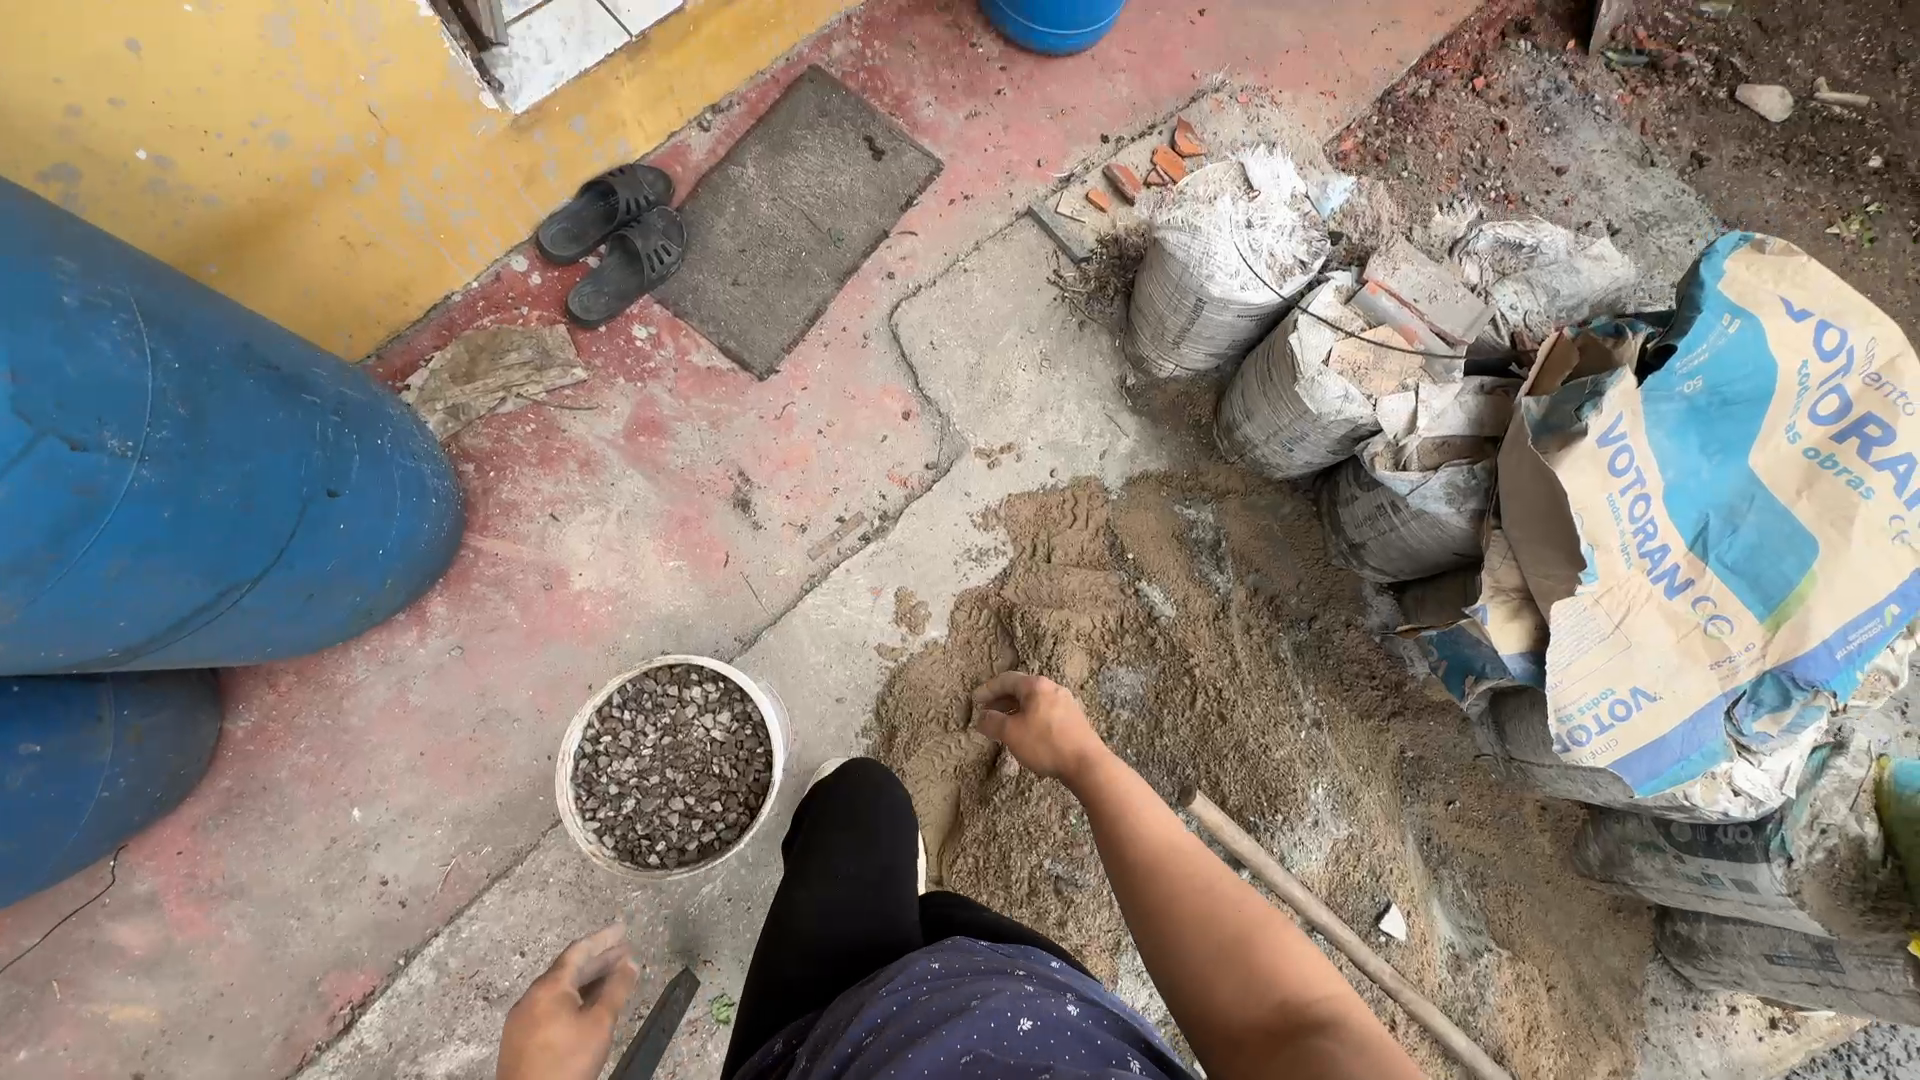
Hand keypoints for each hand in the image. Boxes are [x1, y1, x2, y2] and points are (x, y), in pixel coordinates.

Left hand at [497, 924, 640, 1079]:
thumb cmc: (568, 1062)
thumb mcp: (600, 1023)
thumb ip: (616, 989)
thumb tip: (630, 963)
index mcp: (548, 987)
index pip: (578, 951)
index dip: (603, 938)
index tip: (623, 929)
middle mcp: (531, 997)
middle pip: (568, 969)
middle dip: (598, 960)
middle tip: (625, 953)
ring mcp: (522, 1019)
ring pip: (559, 989)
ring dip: (587, 980)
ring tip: (612, 977)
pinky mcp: (519, 1038)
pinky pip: (550, 1006)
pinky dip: (573, 998)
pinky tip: (588, 1006)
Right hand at [971, 672, 1110, 783]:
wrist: (1086, 763)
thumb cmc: (1045, 743)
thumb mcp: (1011, 733)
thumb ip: (993, 722)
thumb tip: (982, 717)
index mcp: (1036, 686)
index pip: (1006, 680)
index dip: (987, 690)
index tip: (974, 701)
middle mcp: (1052, 688)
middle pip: (1021, 689)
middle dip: (1001, 701)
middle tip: (986, 712)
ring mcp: (1066, 703)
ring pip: (1034, 702)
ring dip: (1015, 711)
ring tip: (1003, 726)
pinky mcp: (1073, 719)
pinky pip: (1045, 712)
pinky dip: (1030, 718)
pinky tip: (1026, 734)